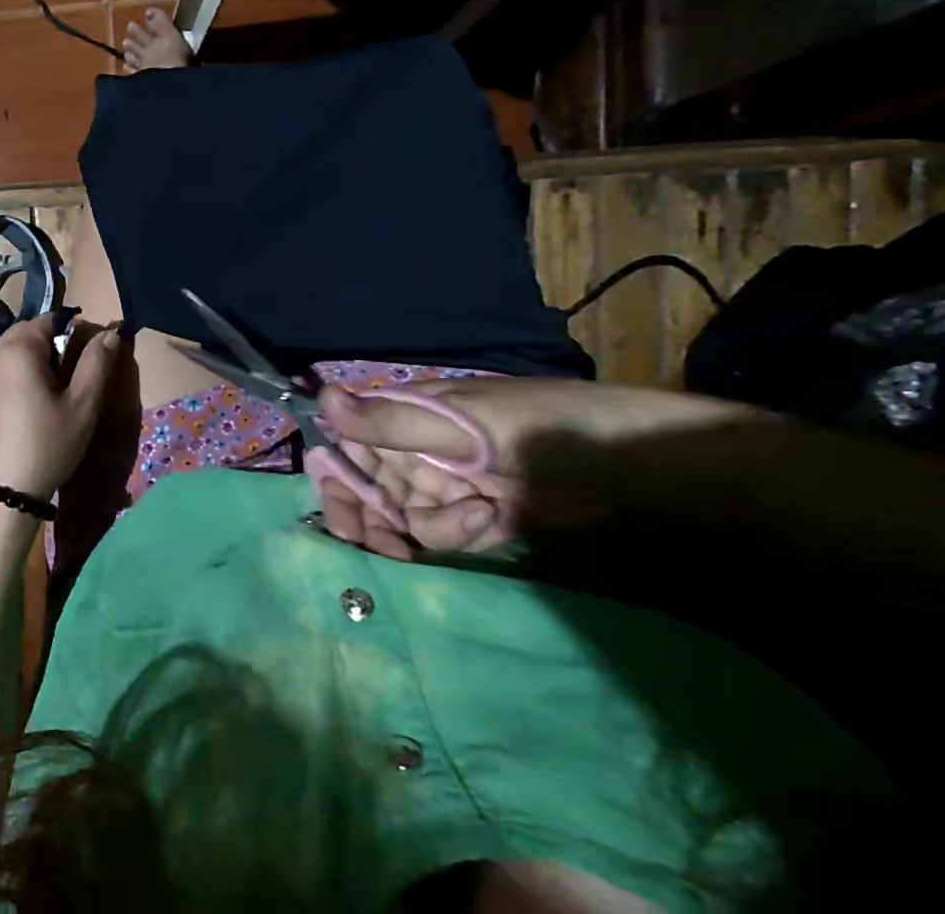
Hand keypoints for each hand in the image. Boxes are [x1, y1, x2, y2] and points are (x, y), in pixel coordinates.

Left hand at [0, 316, 118, 497]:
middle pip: (30, 334)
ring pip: (16, 355)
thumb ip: (97, 363)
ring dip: (40, 361)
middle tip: (80, 373)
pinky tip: (36, 406)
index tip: (97, 353)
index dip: (79, 329)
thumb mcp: (82, 404)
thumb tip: (111, 333)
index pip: (52, 318)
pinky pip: (5, 375)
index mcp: (19, 349)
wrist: (2, 491)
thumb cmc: (48, 442)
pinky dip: (23, 378)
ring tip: (61, 391)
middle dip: (57, 344)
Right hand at [315, 378, 747, 560]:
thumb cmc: (537, 426)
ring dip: (425, 529)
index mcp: (403, 420)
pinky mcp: (467, 517)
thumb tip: (322, 398)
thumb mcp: (461, 425)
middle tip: (383, 547)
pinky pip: (437, 536)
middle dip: (369, 523)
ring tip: (471, 519)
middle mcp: (412, 454)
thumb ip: (391, 422)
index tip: (340, 519)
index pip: (347, 452)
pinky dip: (456, 535)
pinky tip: (487, 520)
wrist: (622, 463)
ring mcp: (440, 487)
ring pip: (400, 522)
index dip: (336, 485)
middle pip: (366, 495)